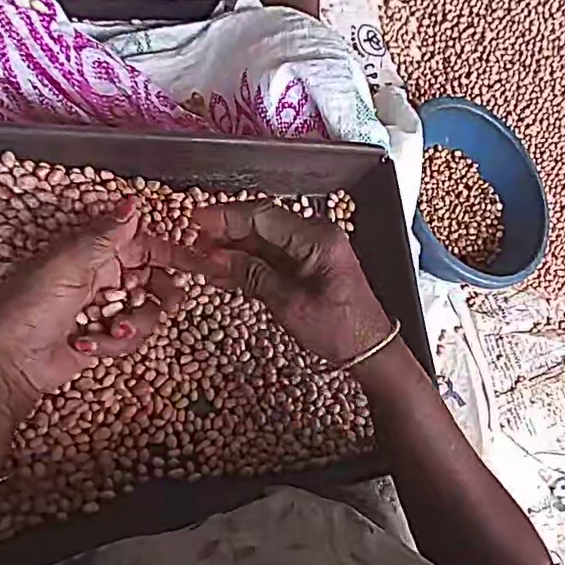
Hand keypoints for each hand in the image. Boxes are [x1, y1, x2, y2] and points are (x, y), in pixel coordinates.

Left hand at [0, 208, 183, 481]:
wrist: (10, 360)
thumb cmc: (30, 306)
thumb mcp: (69, 265)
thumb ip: (106, 236)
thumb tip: (132, 203)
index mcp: (94, 252)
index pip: (145, 246)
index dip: (174, 254)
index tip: (201, 265)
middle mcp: (103, 277)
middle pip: (154, 281)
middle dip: (162, 295)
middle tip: (169, 303)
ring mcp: (105, 309)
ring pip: (147, 312)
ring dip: (134, 324)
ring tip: (113, 331)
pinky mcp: (105, 337)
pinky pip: (131, 338)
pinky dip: (114, 343)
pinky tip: (88, 345)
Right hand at [179, 198, 393, 364]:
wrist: (371, 349)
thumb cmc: (339, 330)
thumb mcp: (290, 306)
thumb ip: (253, 276)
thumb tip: (216, 258)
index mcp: (317, 239)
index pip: (262, 215)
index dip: (224, 217)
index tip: (193, 223)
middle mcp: (316, 236)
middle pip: (261, 223)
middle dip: (225, 233)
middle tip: (192, 244)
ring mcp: (313, 250)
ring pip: (264, 240)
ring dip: (234, 249)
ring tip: (202, 260)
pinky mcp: (309, 265)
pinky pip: (273, 257)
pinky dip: (249, 264)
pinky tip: (224, 272)